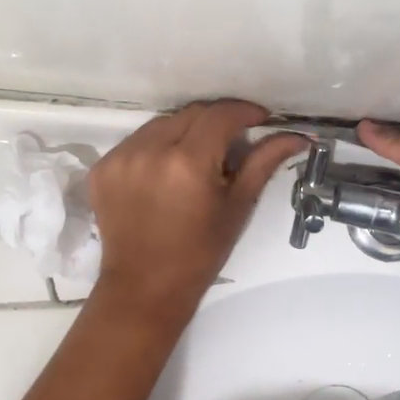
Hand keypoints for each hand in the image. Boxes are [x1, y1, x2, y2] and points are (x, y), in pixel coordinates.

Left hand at [89, 101, 306, 327]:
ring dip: (184, 131)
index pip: (221, 115)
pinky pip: (136, 142)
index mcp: (188, 162)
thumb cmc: (200, 253)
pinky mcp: (102, 168)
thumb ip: (263, 162)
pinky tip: (166, 172)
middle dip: (216, 121)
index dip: (245, 111)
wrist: (144, 288)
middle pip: (191, 114)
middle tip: (233, 140)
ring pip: (161, 124)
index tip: (261, 119)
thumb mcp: (237, 207)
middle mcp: (150, 151)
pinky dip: (155, 148)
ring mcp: (120, 158)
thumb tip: (298, 136)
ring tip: (197, 158)